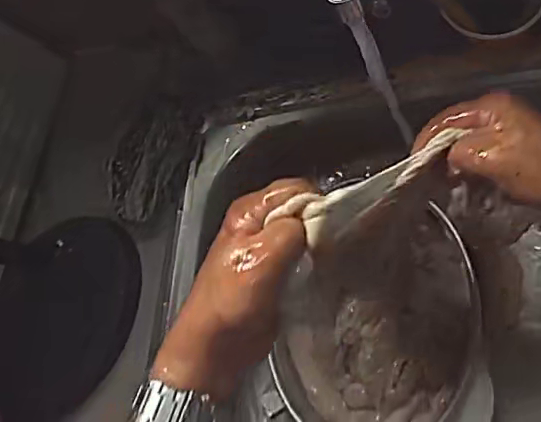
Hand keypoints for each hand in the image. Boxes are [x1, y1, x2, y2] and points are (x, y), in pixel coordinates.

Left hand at [152, 178, 314, 398]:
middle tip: (326, 245)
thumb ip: (290, 231)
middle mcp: (258, 222)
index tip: (327, 225)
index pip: (295, 188)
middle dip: (316, 223)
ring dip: (315, 245)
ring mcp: (266, 246)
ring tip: (321, 261)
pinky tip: (315, 273)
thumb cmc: (229, 303)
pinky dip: (312, 262)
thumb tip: (314, 222)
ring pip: (304, 232)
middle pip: (301, 208)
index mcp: (249, 209)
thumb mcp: (261, 259)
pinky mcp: (275, 270)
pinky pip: (302, 255)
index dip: (314, 203)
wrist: (214, 352)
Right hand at [415, 92, 540, 236]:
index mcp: (493, 107)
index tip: (413, 164)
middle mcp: (501, 113)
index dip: (427, 139)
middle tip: (427, 179)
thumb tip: (444, 158)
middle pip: (458, 130)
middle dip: (441, 153)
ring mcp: (513, 131)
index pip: (447, 118)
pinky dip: (477, 171)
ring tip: (446, 187)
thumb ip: (462, 154)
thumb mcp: (495, 160)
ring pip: (473, 145)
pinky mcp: (521, 152)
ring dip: (459, 165)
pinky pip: (488, 157)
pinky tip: (472, 189)